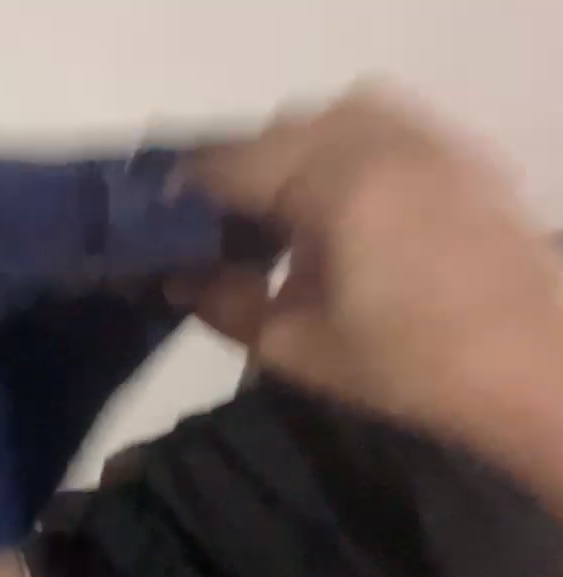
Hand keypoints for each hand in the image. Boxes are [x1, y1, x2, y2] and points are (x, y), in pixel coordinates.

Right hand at [185, 88, 562, 447]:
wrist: (529, 366)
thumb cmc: (395, 361)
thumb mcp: (283, 343)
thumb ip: (221, 300)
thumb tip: (173, 277)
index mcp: (340, 190)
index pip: (235, 163)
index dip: (182, 188)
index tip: (148, 223)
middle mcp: (388, 148)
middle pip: (283, 128)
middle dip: (231, 167)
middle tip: (201, 223)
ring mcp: (433, 145)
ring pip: (335, 114)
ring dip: (286, 150)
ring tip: (261, 208)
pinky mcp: (459, 158)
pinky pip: (382, 124)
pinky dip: (335, 148)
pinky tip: (320, 203)